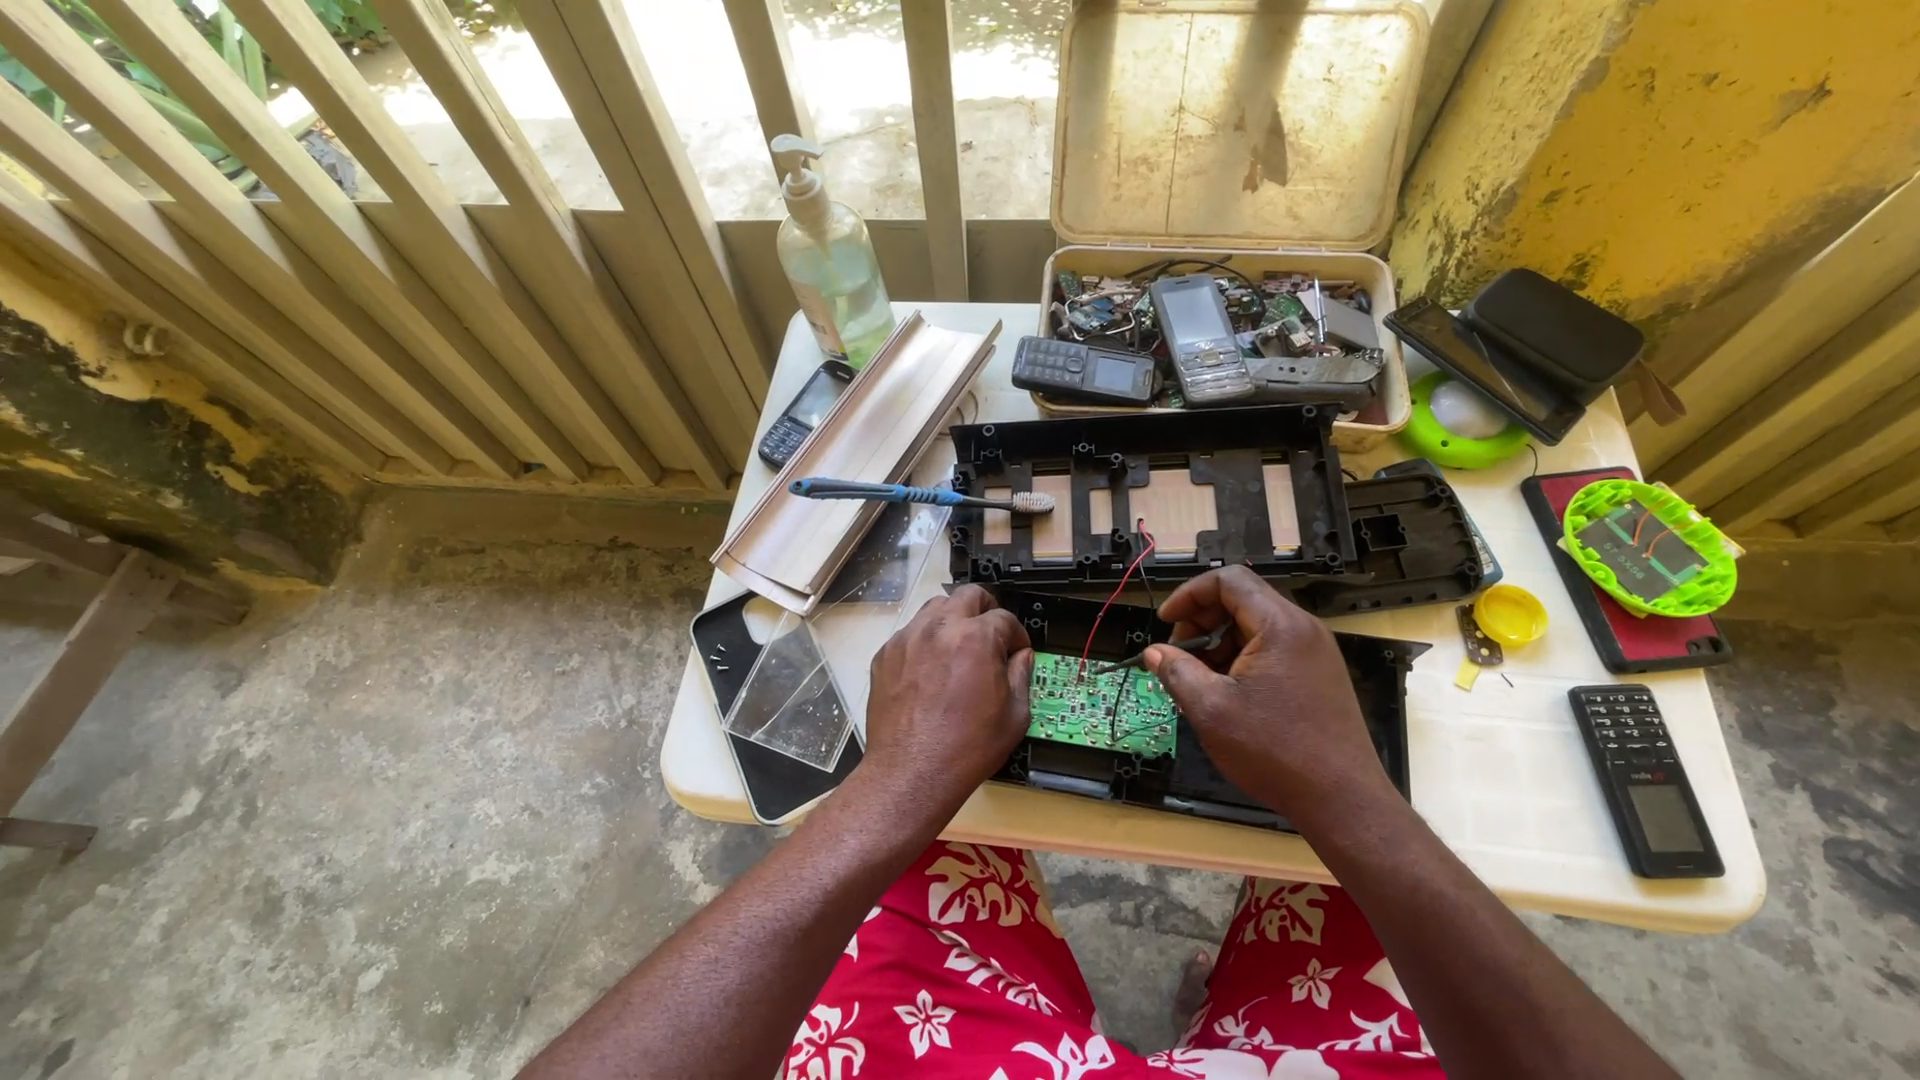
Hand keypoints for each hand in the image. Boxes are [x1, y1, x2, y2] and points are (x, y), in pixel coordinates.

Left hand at [859, 585, 1032, 816]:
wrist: (911, 773)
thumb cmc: (967, 748)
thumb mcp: (1015, 715)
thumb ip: (1021, 675)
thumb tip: (1020, 657)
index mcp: (975, 639)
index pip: (1004, 618)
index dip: (1017, 636)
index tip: (1017, 652)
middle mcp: (938, 628)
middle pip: (968, 595)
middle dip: (986, 610)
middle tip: (991, 635)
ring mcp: (907, 639)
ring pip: (935, 607)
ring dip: (953, 620)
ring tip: (959, 649)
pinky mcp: (885, 655)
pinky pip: (910, 633)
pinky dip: (926, 641)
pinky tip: (931, 670)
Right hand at [1144, 566, 1393, 825]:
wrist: (1341, 800)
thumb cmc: (1274, 752)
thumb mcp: (1211, 710)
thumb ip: (1177, 672)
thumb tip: (1154, 653)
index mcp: (1280, 626)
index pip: (1228, 580)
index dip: (1189, 595)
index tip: (1165, 623)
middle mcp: (1303, 629)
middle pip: (1242, 600)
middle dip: (1201, 622)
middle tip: (1178, 658)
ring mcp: (1315, 652)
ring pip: (1255, 626)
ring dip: (1219, 643)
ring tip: (1199, 681)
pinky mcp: (1319, 675)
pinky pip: (1272, 649)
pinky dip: (1241, 659)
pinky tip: (1226, 693)